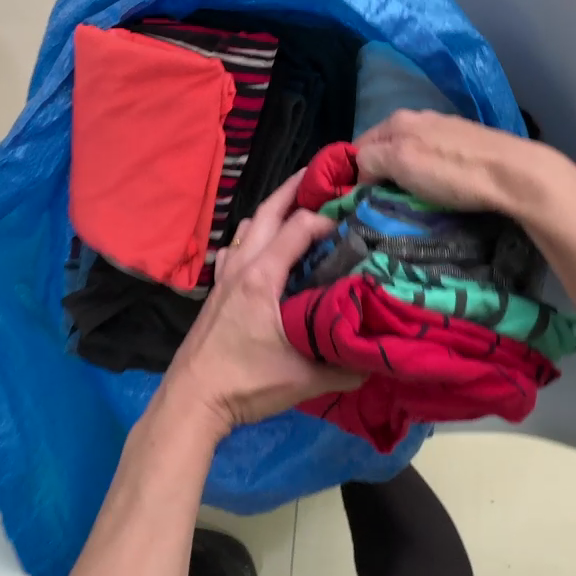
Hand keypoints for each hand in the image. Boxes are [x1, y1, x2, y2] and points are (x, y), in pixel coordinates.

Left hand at [162, 174, 364, 432]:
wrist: (192, 399)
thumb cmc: (246, 384)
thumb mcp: (305, 378)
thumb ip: (347, 365)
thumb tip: (383, 354)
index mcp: (263, 277)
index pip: (298, 227)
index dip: (327, 219)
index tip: (353, 223)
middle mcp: (241, 266)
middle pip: (268, 213)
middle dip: (293, 190)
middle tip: (319, 176)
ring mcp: (224, 275)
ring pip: (249, 227)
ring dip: (273, 213)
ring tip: (298, 209)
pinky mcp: (216, 289)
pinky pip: (235, 248)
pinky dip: (252, 237)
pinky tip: (262, 248)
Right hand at [355, 109, 575, 217]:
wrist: (514, 174)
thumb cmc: (452, 171)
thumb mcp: (401, 163)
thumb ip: (371, 159)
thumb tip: (361, 170)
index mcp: (397, 120)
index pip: (359, 146)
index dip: (356, 174)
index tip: (361, 201)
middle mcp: (417, 118)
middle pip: (385, 148)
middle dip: (381, 173)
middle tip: (386, 204)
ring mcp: (444, 129)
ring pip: (410, 154)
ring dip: (406, 175)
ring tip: (413, 200)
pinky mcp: (466, 143)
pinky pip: (433, 159)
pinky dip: (429, 175)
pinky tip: (440, 190)